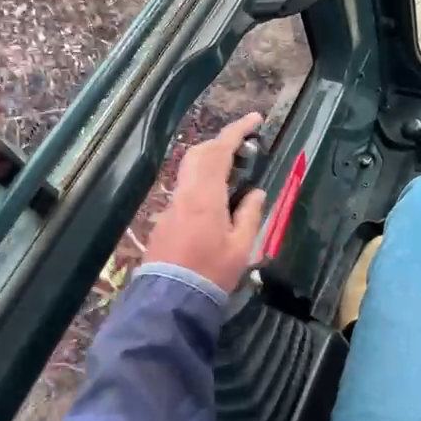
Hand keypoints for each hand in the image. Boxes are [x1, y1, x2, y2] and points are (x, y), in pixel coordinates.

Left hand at [144, 113, 267, 292]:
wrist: (169, 301)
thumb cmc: (211, 272)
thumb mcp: (241, 246)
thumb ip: (250, 214)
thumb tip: (255, 192)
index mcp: (205, 195)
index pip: (220, 150)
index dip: (237, 130)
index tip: (255, 119)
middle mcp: (185, 193)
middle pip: (199, 154)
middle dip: (221, 142)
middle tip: (244, 146)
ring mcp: (171, 206)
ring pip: (189, 170)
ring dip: (210, 160)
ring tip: (233, 170)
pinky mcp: (165, 221)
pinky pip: (185, 188)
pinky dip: (202, 179)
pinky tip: (215, 198)